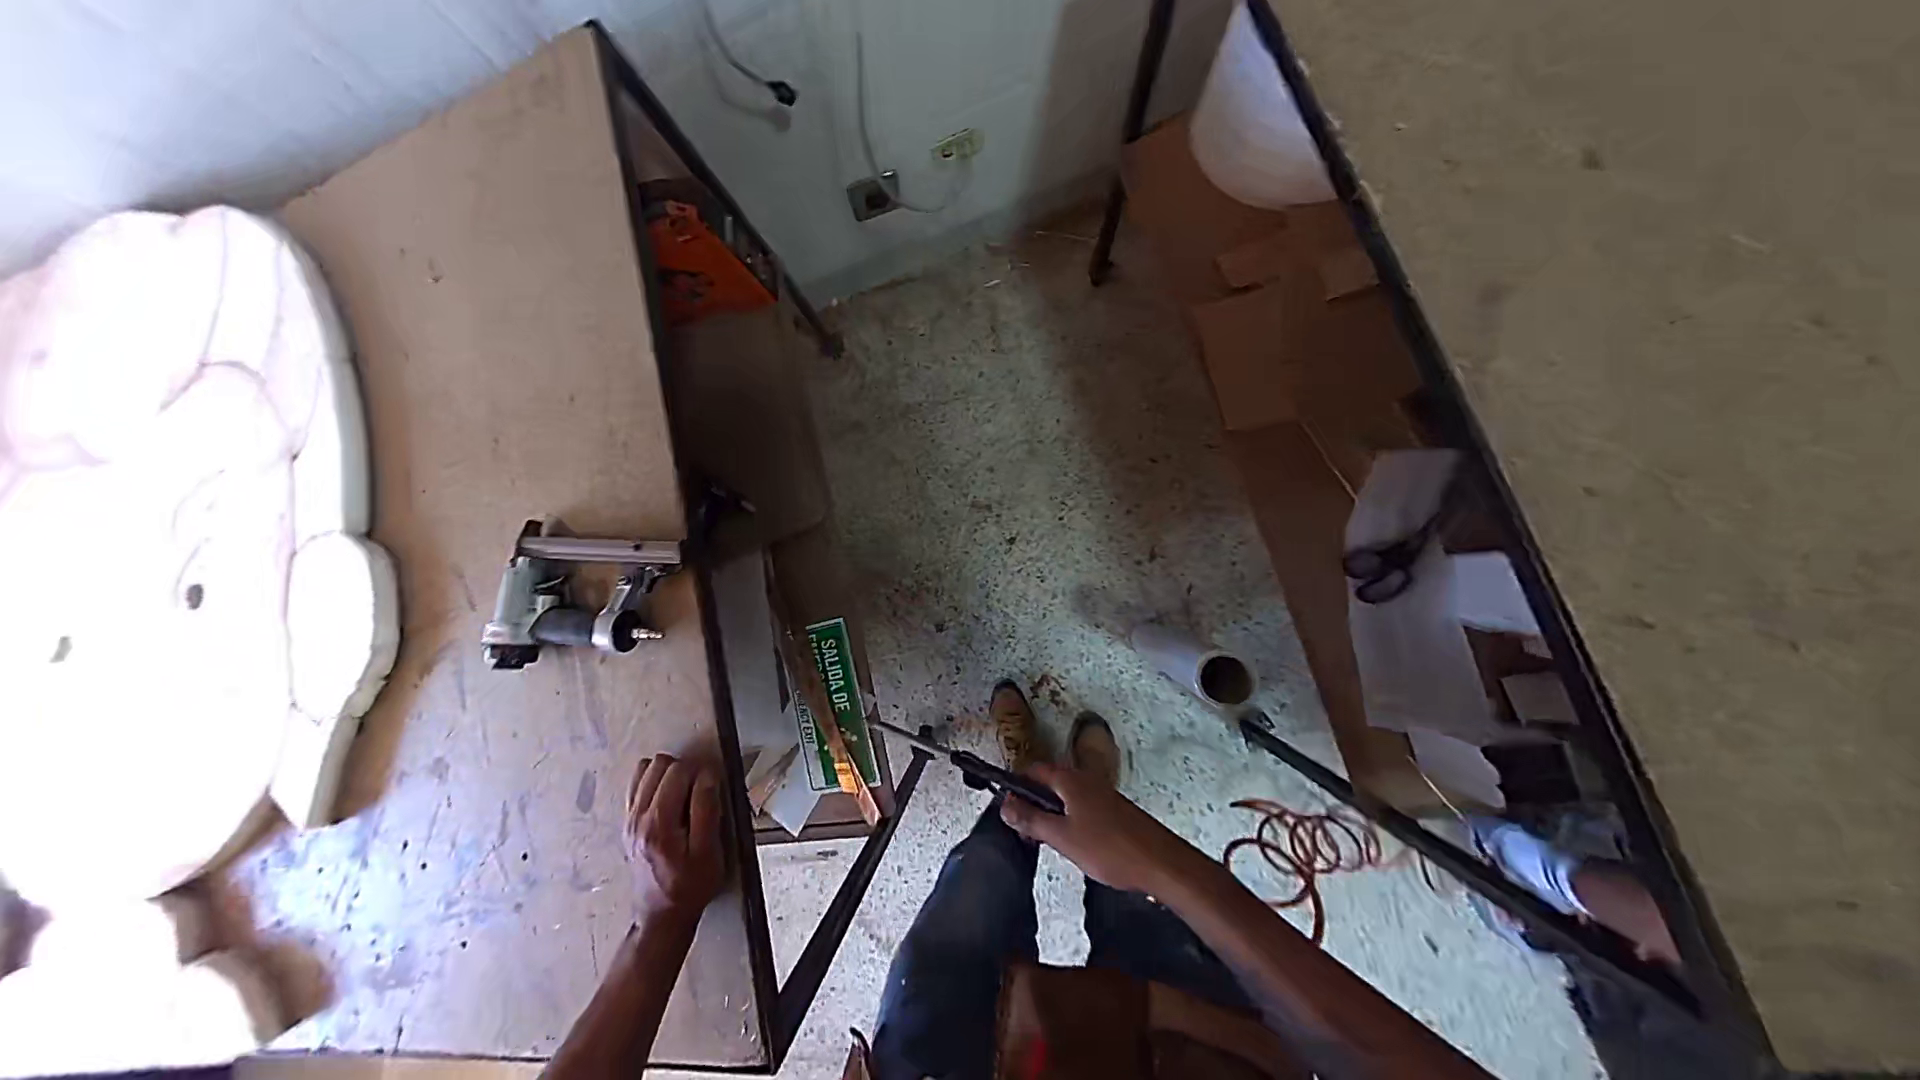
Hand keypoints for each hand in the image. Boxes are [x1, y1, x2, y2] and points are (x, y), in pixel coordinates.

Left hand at [625, 754, 725, 922]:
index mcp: (659, 824)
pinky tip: (670, 800)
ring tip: (684, 794)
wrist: (661, 916)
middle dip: (684, 770)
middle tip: (699, 793)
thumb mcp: (709, 852)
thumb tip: (707, 777)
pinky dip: (655, 783)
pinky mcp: (628, 824)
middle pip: (659, 764)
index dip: (701, 773)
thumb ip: (707, 810)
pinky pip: (637, 785)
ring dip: (668, 773)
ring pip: (645, 770)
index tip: (712, 789)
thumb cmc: (690, 886)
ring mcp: (629, 820)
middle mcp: (638, 818)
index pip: (678, 771)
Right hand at [1000, 763, 1203, 894]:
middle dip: (1032, 803)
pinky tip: (1072, 846)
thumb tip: (1005, 805)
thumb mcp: (1061, 836)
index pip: (1033, 770)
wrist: (1159, 863)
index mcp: (1070, 780)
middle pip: (1049, 783)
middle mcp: (1086, 780)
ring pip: (1065, 798)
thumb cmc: (1110, 848)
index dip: (1016, 786)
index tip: (1007, 808)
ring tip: (1045, 841)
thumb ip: (1031, 819)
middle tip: (1023, 830)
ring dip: (1051, 814)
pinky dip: (1069, 821)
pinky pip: (1081, 809)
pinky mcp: (1113, 812)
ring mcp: (1101, 795)